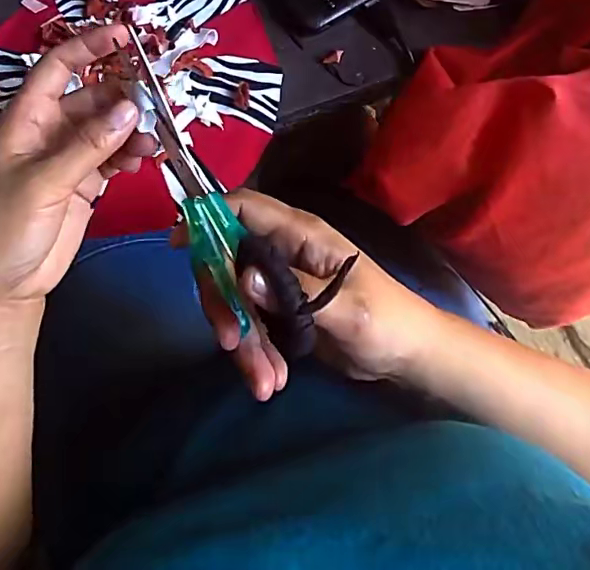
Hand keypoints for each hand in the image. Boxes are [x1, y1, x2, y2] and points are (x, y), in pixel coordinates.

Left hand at [0, 24, 157, 311]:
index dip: (88, 46)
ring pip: (108, 127)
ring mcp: (68, 158)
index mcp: (26, 120)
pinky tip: (144, 157)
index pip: (57, 68)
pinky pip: (114, 155)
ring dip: (132, 128)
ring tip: (153, 140)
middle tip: (158, 101)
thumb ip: (88, 145)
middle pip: (92, 96)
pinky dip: (131, 152)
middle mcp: (49, 131)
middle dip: (124, 94)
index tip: (125, 35)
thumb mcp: (41, 183)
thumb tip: (132, 106)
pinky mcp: (84, 184)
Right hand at [197, 189, 448, 400]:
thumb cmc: (388, 321)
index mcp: (302, 234)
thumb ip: (295, 290)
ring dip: (242, 341)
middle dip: (223, 302)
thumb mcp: (348, 309)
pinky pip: (250, 323)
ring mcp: (280, 280)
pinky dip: (254, 351)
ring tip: (265, 382)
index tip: (179, 243)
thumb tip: (242, 275)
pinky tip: (271, 380)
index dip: (209, 216)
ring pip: (236, 298)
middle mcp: (285, 250)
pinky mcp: (281, 309)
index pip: (245, 208)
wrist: (409, 354)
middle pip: (227, 258)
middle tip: (230, 343)